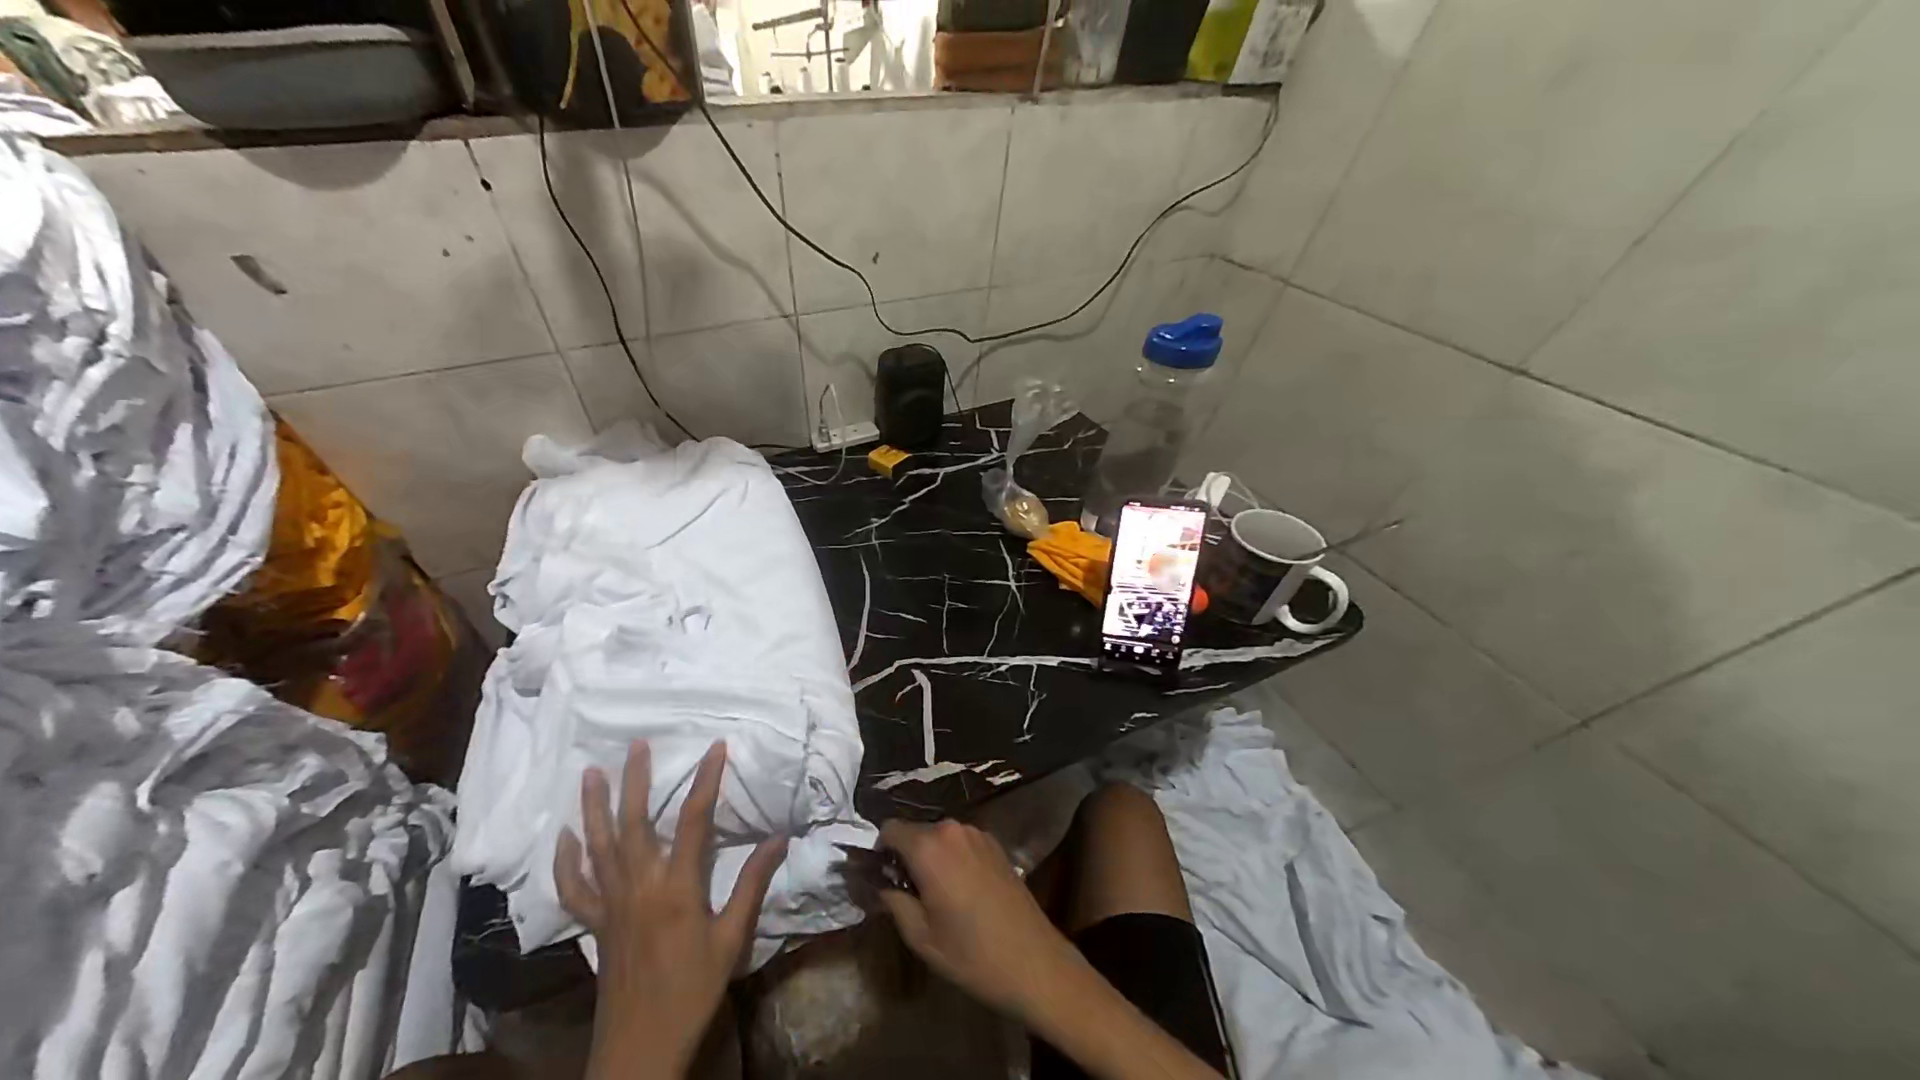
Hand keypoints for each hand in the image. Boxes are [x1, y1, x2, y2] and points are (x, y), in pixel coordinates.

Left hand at [555, 741, 787, 1079]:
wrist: (641, 1046)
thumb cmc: (693, 990)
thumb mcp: (731, 939)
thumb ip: (751, 884)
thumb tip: (778, 839)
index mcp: (677, 888)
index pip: (694, 820)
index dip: (706, 780)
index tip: (714, 747)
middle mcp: (639, 887)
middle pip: (634, 823)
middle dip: (635, 781)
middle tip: (636, 745)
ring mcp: (611, 905)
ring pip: (599, 847)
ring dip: (594, 807)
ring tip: (591, 773)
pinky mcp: (595, 925)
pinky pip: (574, 889)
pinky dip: (566, 862)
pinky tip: (564, 838)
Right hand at [876, 819, 1086, 1022]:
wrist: (1033, 962)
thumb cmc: (970, 953)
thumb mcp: (919, 936)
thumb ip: (891, 900)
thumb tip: (873, 880)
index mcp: (929, 847)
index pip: (889, 828)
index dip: (879, 851)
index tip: (880, 878)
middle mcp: (953, 829)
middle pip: (915, 832)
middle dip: (905, 856)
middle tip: (907, 894)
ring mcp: (978, 834)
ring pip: (939, 837)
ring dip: (931, 857)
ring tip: (936, 895)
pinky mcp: (996, 845)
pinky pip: (961, 843)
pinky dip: (953, 858)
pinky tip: (962, 891)